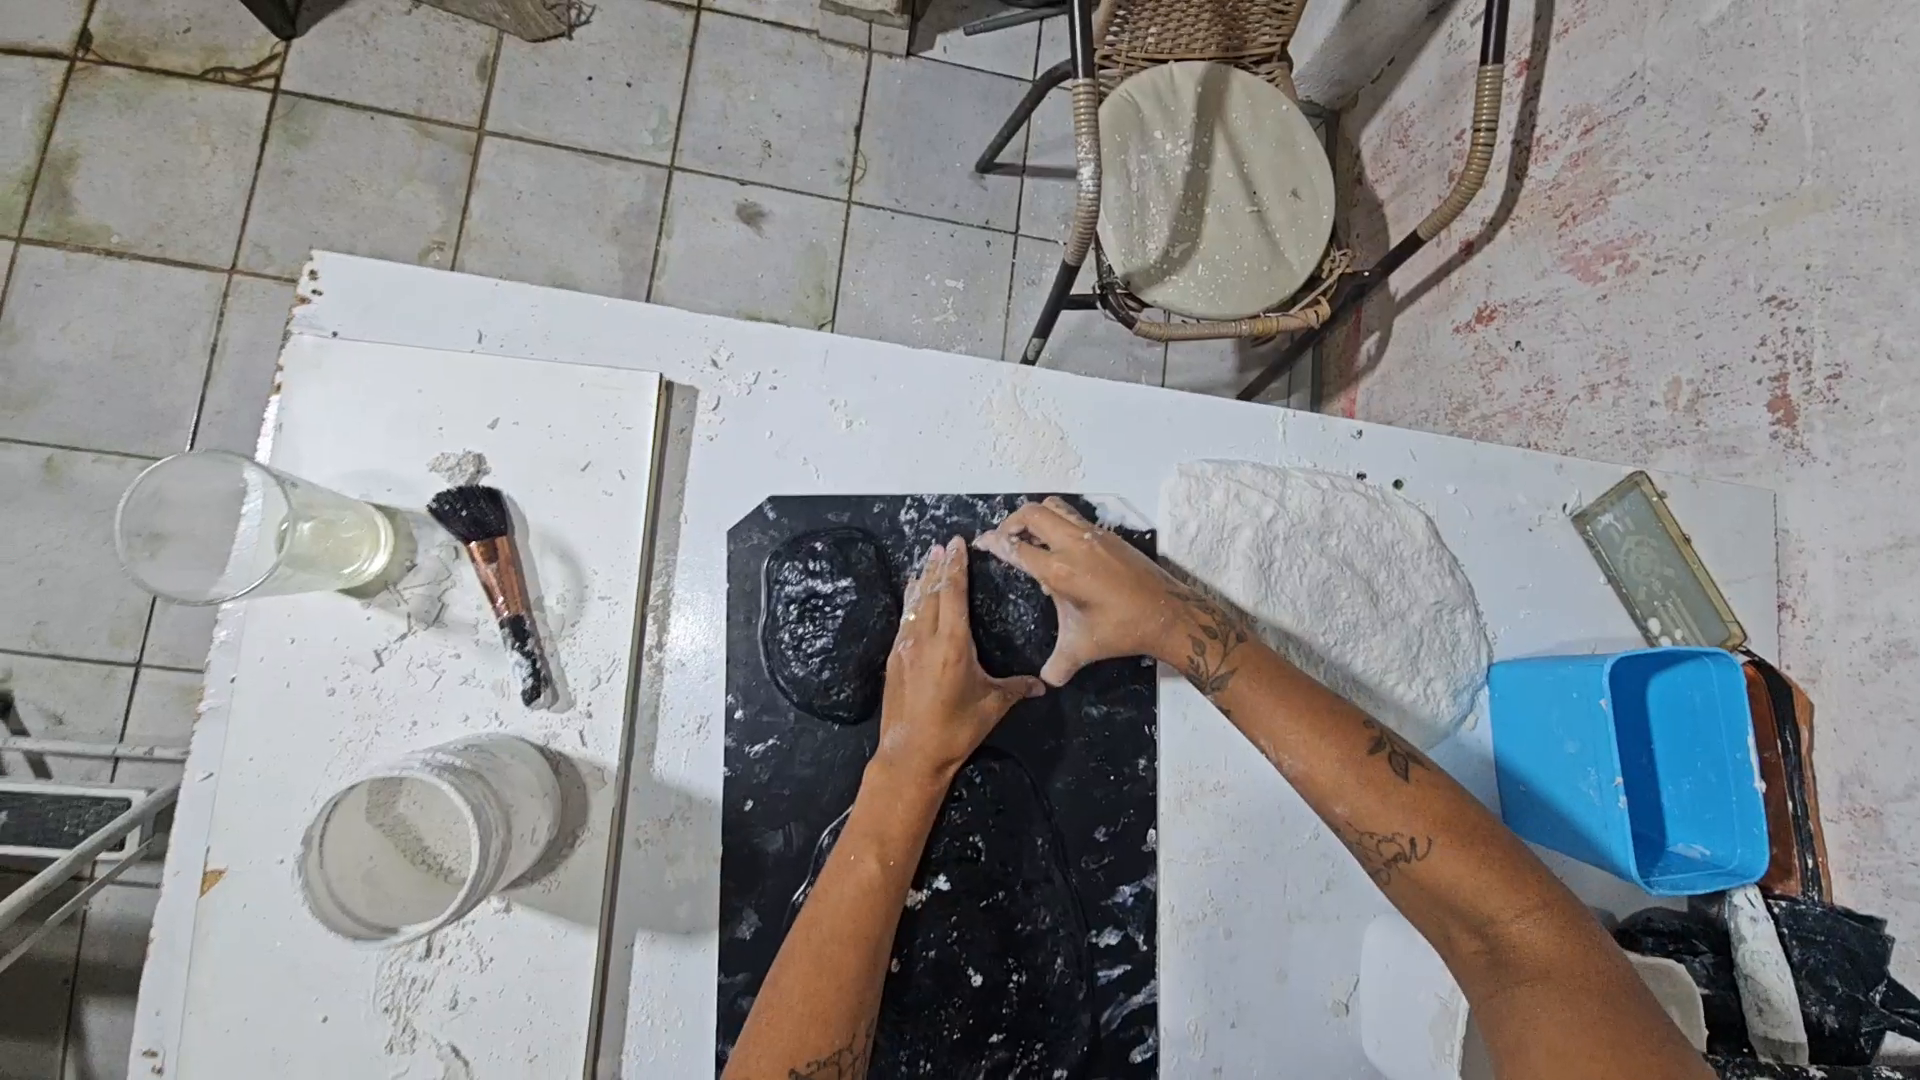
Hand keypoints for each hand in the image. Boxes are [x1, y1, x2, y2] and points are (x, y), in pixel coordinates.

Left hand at [875, 537, 1045, 784]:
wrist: (911, 754)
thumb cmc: (956, 729)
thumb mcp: (992, 706)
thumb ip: (1017, 688)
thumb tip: (1042, 684)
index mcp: (952, 644)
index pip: (953, 593)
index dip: (956, 566)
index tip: (957, 543)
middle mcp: (926, 638)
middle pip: (931, 591)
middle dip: (938, 566)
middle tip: (943, 544)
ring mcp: (906, 646)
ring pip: (914, 603)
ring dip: (923, 579)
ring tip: (928, 559)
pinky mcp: (895, 658)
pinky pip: (904, 619)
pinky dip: (911, 601)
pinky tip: (913, 597)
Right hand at [973, 497, 1201, 685]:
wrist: (1169, 613)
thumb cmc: (1123, 629)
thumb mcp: (1083, 647)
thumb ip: (1058, 664)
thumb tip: (1046, 681)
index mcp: (1061, 570)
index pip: (1018, 548)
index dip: (995, 543)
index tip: (981, 542)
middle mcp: (1075, 545)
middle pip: (1032, 513)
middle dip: (1011, 522)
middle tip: (1004, 539)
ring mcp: (1094, 536)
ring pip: (1054, 507)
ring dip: (1035, 517)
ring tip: (1028, 537)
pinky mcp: (1109, 536)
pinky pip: (1074, 517)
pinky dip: (1058, 523)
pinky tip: (1059, 548)